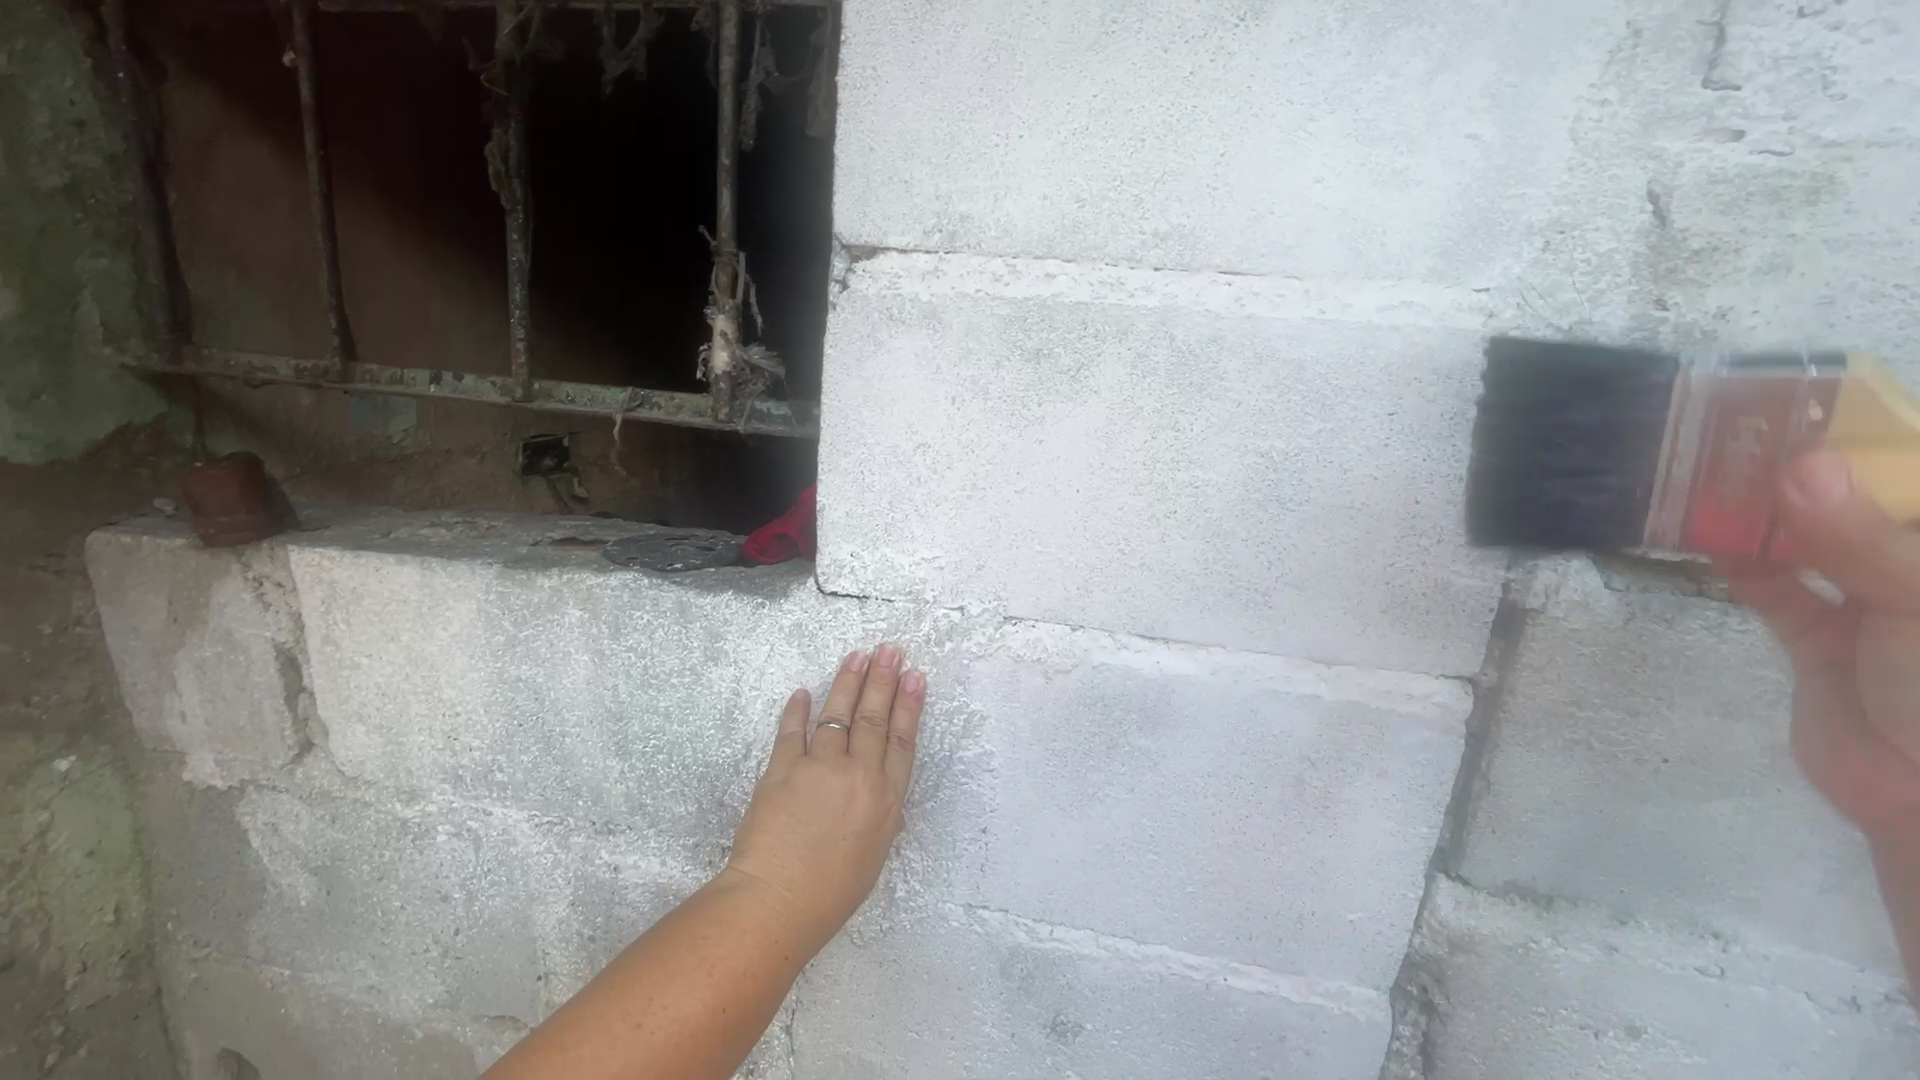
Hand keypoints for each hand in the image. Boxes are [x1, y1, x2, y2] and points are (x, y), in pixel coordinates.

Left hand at [718, 644, 925, 954]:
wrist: (778, 901)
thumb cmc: (830, 893)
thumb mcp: (874, 856)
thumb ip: (881, 818)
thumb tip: (883, 798)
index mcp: (886, 800)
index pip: (902, 740)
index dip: (910, 705)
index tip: (915, 677)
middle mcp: (859, 776)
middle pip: (874, 718)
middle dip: (884, 681)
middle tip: (890, 651)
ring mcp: (820, 768)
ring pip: (838, 715)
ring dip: (848, 682)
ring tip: (857, 656)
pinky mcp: (783, 770)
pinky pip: (793, 732)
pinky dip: (798, 710)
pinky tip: (803, 692)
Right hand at [1721, 451, 1919, 831]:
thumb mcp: (1919, 604)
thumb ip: (1859, 538)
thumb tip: (1798, 464)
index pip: (1914, 478)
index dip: (1870, 439)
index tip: (1804, 404)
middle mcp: (1913, 569)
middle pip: (1862, 502)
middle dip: (1804, 469)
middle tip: (1736, 431)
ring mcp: (1872, 602)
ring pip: (1812, 540)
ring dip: (1762, 514)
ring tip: (1705, 474)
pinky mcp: (1817, 637)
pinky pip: (1772, 589)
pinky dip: (1737, 562)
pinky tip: (1699, 535)